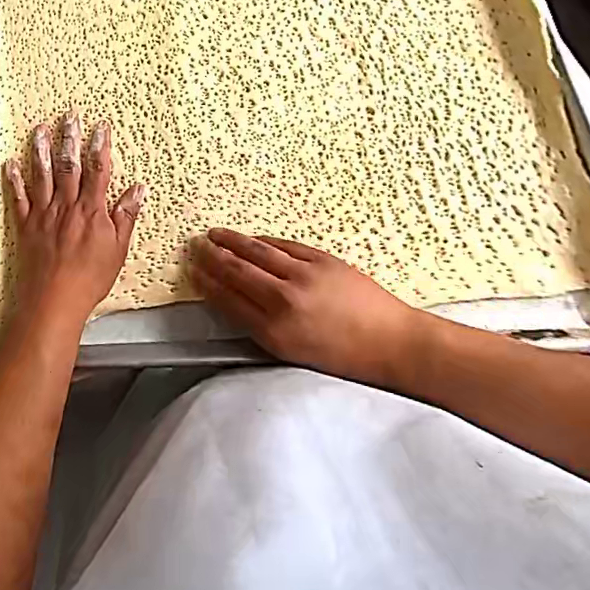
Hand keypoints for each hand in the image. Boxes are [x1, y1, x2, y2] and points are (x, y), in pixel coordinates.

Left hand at [4, 112, 146, 327]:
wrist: (55, 298)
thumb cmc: (88, 278)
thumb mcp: (118, 249)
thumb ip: (126, 216)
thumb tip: (138, 190)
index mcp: (91, 211)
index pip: (98, 170)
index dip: (100, 145)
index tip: (101, 127)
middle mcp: (66, 207)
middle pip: (69, 165)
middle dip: (70, 138)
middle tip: (69, 116)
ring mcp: (44, 214)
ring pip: (42, 175)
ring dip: (41, 150)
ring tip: (40, 129)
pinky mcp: (26, 225)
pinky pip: (18, 197)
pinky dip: (14, 179)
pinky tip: (11, 163)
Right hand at [190, 227, 443, 386]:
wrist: (397, 344)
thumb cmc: (342, 355)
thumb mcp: (290, 350)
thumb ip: (255, 322)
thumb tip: (227, 295)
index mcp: (274, 329)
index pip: (227, 297)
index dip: (206, 281)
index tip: (193, 270)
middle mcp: (285, 300)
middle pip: (237, 270)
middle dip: (212, 256)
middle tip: (195, 245)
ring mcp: (305, 276)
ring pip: (257, 251)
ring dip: (232, 241)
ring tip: (215, 234)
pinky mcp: (324, 261)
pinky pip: (284, 246)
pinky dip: (263, 241)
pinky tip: (252, 239)